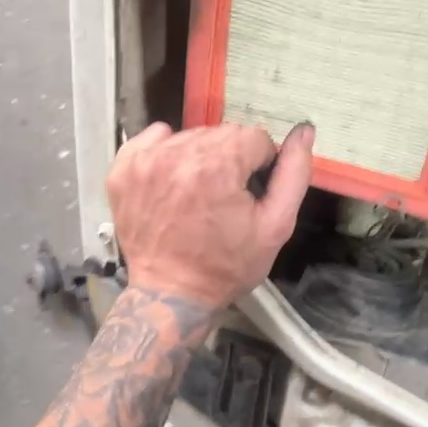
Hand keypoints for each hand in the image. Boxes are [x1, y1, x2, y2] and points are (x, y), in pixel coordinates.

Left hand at [106, 122, 314, 306]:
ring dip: (200, 158)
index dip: (259, 166)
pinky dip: (167, 153)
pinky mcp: (123, 168)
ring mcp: (146, 159)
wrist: (171, 294)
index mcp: (217, 165)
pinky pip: (155, 138)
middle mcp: (178, 153)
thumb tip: (304, 132)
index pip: (254, 138)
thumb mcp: (276, 226)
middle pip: (222, 134)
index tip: (249, 196)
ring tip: (197, 196)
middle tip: (223, 200)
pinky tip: (172, 182)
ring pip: (191, 136)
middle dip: (230, 161)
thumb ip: (294, 174)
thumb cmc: (227, 265)